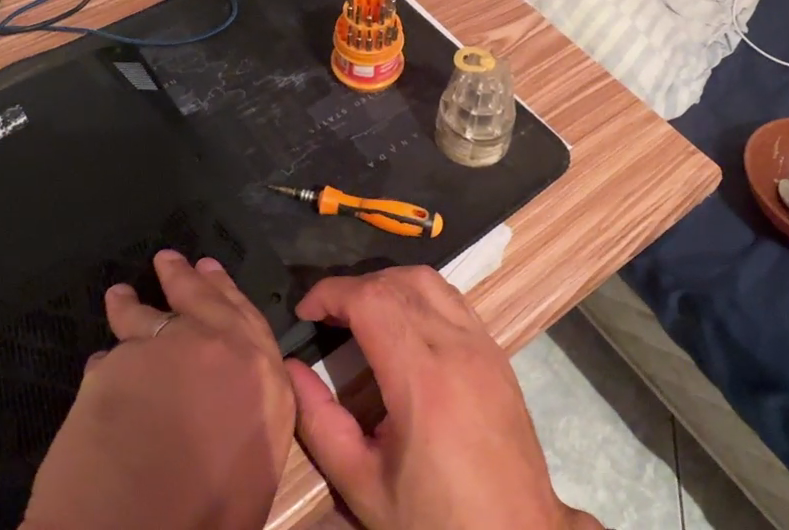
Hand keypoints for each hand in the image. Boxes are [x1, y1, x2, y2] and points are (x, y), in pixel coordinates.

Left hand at [23, 250, 294, 529]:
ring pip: (145, 317)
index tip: (212, 269)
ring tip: (120, 295)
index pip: (247, 318)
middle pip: (200, 300)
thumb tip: (234, 401)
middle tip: (169, 259)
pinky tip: (100, 366)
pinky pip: (110, 358)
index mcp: (262, 375)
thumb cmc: (215, 512)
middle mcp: (218, 348)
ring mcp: (163, 352)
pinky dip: (108, 361)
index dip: (226, 292)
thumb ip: (248, 409)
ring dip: (132, 304)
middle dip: (185, 277)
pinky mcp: (113, 368)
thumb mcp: (258, 460)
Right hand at [285, 267, 600, 529]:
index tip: (305, 311)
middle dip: (355, 287)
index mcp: (424, 378)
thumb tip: (291, 369)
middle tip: (327, 316)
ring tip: (361, 315)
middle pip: (399, 282)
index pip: (372, 300)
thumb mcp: (362, 483)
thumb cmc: (434, 517)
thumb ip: (320, 422)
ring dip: (389, 285)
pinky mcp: (497, 353)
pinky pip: (454, 300)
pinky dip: (420, 296)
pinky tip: (402, 327)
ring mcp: (484, 345)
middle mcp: (458, 347)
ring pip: (431, 281)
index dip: (332, 293)